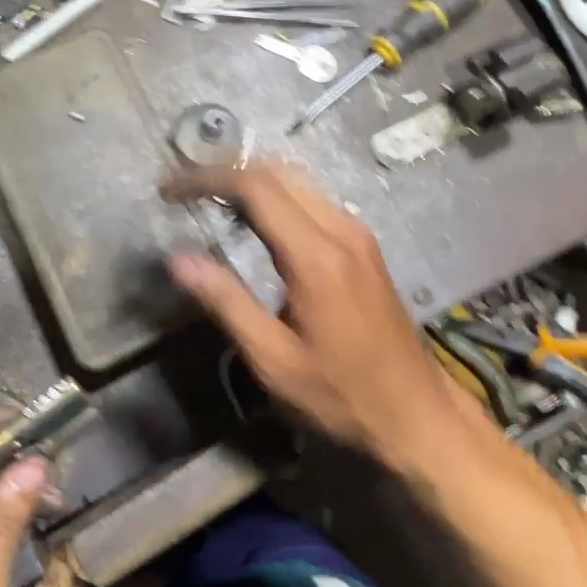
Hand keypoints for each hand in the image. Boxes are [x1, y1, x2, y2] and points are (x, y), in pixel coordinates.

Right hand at [163, 164, 463, 455]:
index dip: (208, 178)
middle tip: (184, 190)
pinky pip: (315, 202)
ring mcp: (359, 236)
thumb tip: (178, 260)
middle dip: (227, 173)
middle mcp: (342, 231)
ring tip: (210, 202)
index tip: (170, 190)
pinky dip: (278, 199)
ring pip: (299, 183)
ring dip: (253, 183)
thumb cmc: (341, 395)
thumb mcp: (273, 360)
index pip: (257, 188)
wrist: (416, 413)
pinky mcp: (365, 248)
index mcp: (317, 256)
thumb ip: (227, 303)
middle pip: (279, 173)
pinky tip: (255, 223)